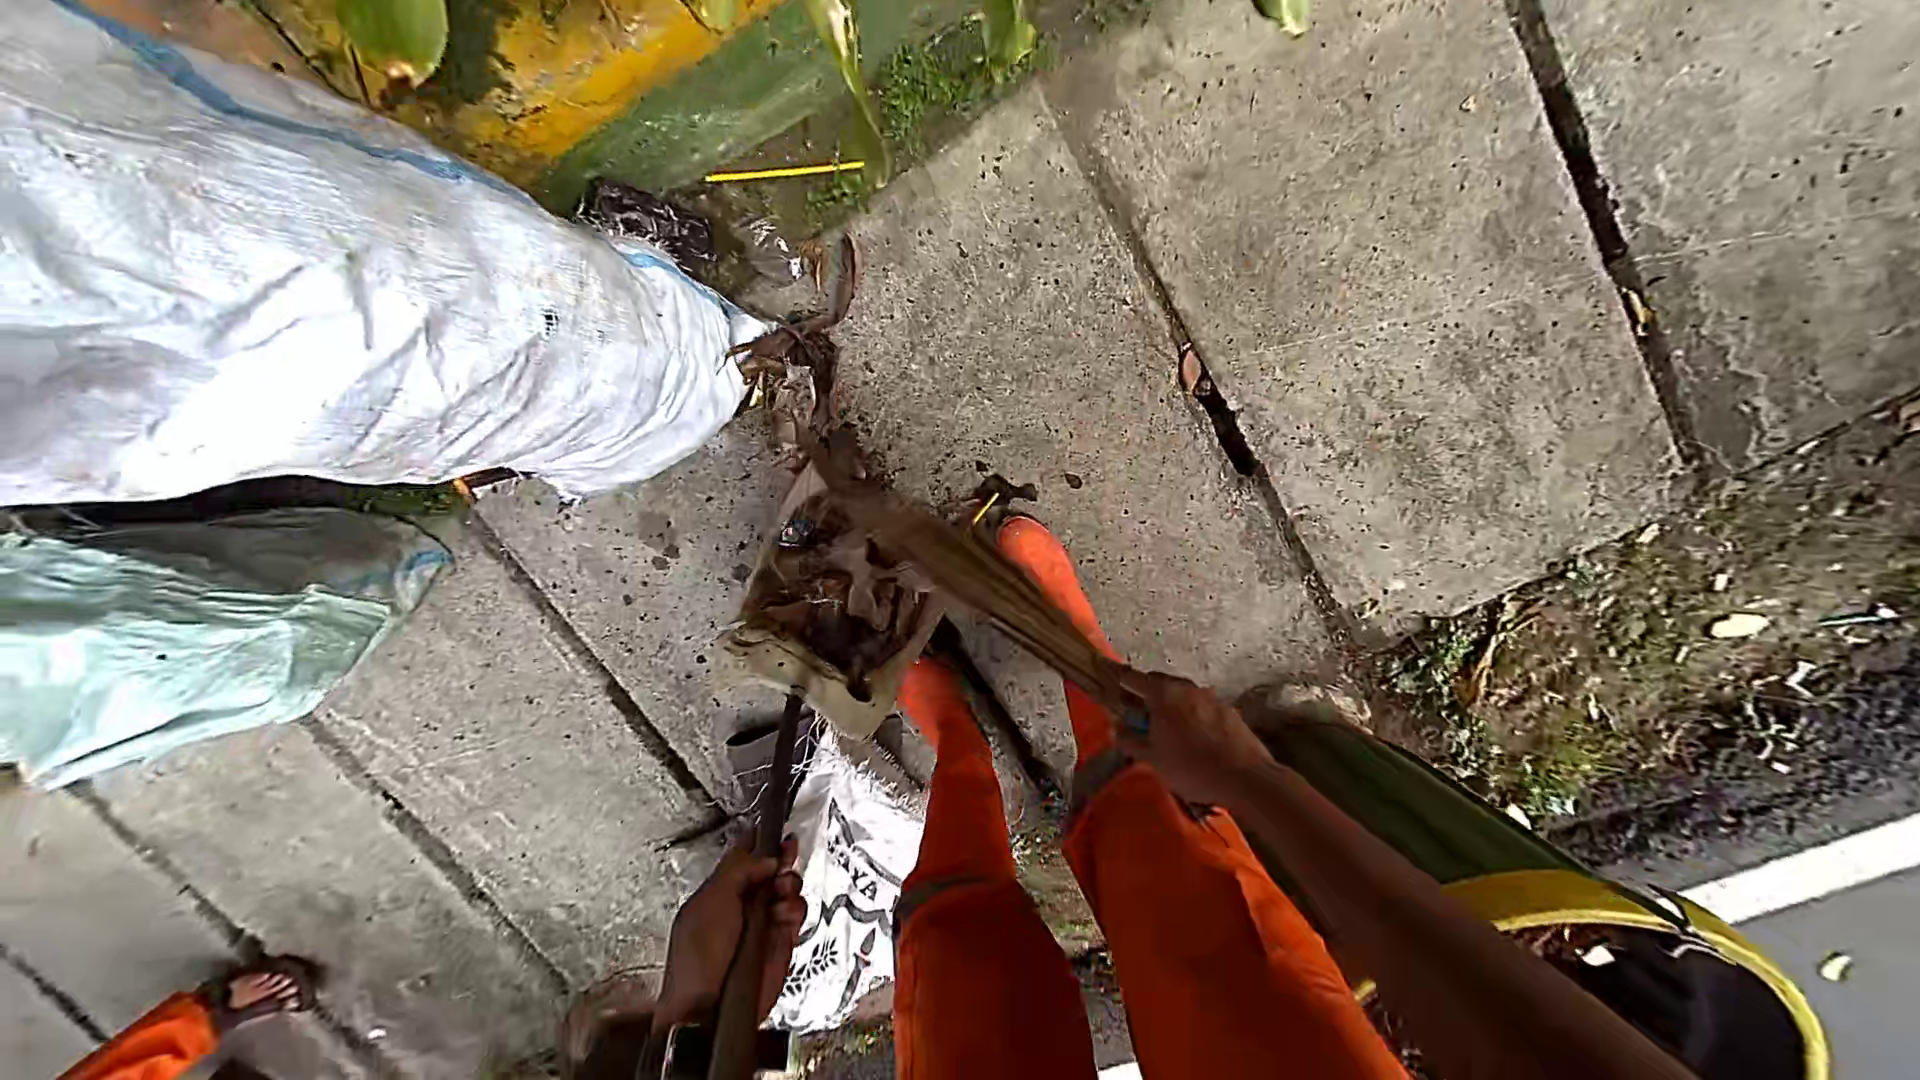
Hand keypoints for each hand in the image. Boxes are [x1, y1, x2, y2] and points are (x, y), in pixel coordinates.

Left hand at [655, 833, 805, 1030]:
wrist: (710, 1009)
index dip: (760, 841)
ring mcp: (764, 920)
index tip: (774, 831)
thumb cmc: (698, 957)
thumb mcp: (712, 900)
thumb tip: (768, 857)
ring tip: (780, 892)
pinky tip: (783, 914)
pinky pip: (798, 912)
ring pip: (789, 885)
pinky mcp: (782, 939)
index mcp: (721, 890)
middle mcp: (744, 902)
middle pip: (772, 866)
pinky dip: (795, 908)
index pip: (745, 855)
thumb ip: (739, 870)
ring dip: (789, 883)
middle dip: (782, 857)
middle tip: (787, 852)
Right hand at [1117, 669, 1275, 805]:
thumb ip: (1131, 741)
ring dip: (1172, 704)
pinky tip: (1195, 736)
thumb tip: (1118, 729)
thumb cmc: (1192, 767)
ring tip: (1169, 727)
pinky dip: (1193, 714)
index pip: (1134, 678)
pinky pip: (1202, 706)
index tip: (1114, 683)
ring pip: (1183, 694)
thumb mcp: (1153, 759)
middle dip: (1148, 693)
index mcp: (1162, 694)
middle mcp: (1186, 688)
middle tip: (1141, 712)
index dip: (1122, 680)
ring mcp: (1210, 697)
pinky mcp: (1228, 710)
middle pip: (1160, 682)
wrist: (1246, 778)